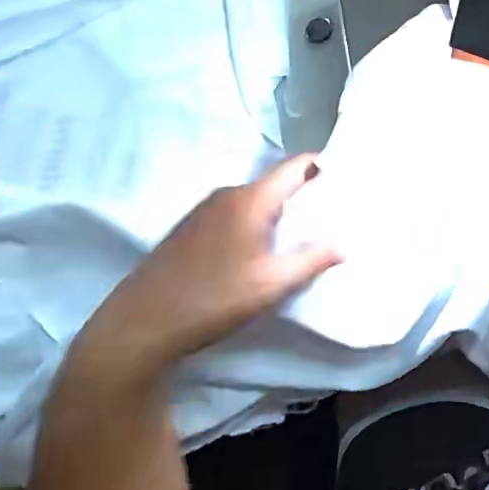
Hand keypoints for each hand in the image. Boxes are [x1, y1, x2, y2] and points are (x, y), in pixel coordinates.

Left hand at [74, 154, 341, 380]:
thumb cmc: (212, 300)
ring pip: (255, 199)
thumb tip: (342, 244)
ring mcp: (205, 208)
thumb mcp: (270, 286)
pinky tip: (259, 249)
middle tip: (331, 214)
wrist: (141, 323)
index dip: (324, 166)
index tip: (347, 178)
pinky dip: (255, 221)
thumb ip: (310, 260)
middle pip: (277, 182)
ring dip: (279, 211)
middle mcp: (228, 193)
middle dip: (305, 194)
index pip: (296, 165)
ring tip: (301, 234)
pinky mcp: (191, 226)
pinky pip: (235, 211)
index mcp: (251, 199)